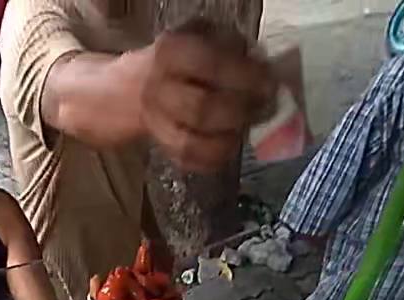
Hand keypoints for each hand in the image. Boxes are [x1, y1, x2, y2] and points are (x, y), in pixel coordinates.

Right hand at [134, 30, 274, 172]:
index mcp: (171, 54)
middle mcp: (159, 93)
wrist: (133, 90)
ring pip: (190, 144)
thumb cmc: (178, 58)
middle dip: (239, 111)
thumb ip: (228, 47)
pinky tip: (227, 149)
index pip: (212, 66)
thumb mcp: (200, 34)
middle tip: (262, 108)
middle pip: (201, 110)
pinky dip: (211, 161)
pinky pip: (186, 162)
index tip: (270, 83)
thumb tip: (258, 69)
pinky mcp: (160, 149)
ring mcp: (156, 126)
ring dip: (225, 142)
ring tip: (244, 130)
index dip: (245, 77)